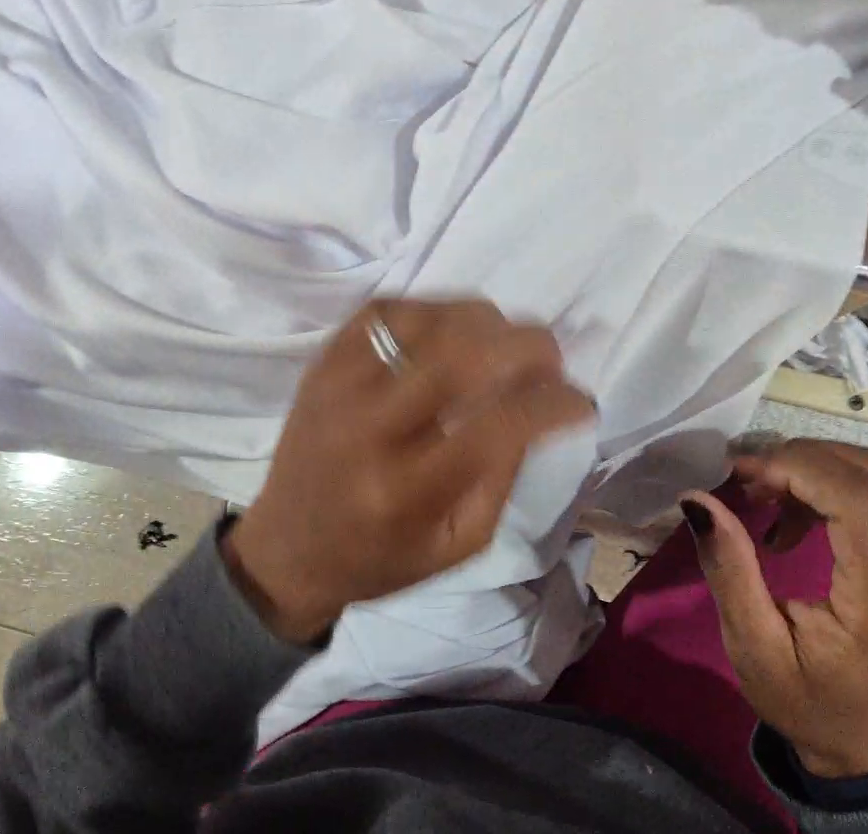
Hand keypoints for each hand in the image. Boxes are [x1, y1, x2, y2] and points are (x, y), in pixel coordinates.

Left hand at [224, 299, 594, 643]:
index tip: (581, 401)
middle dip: (526, 345)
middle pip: (462, 355)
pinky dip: (432, 309)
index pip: (499, 424)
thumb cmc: (380, 557)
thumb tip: (538, 412)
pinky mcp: (322, 362)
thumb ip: (503, 477)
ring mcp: (339, 385)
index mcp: (407, 489)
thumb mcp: (458, 546)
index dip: (555, 403)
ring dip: (483, 320)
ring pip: (425, 320)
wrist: (286, 548)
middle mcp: (370, 428)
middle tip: (550, 356)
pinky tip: (453, 329)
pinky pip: (385, 310)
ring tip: (505, 341)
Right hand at [682, 439, 867, 778]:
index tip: (742, 474)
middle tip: (745, 478)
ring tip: (763, 493)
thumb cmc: (803, 703)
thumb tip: (697, 498)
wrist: (862, 745)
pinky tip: (790, 516)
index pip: (862, 501)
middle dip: (804, 458)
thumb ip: (730, 570)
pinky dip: (831, 484)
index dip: (801, 467)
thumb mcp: (751, 648)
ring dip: (817, 466)